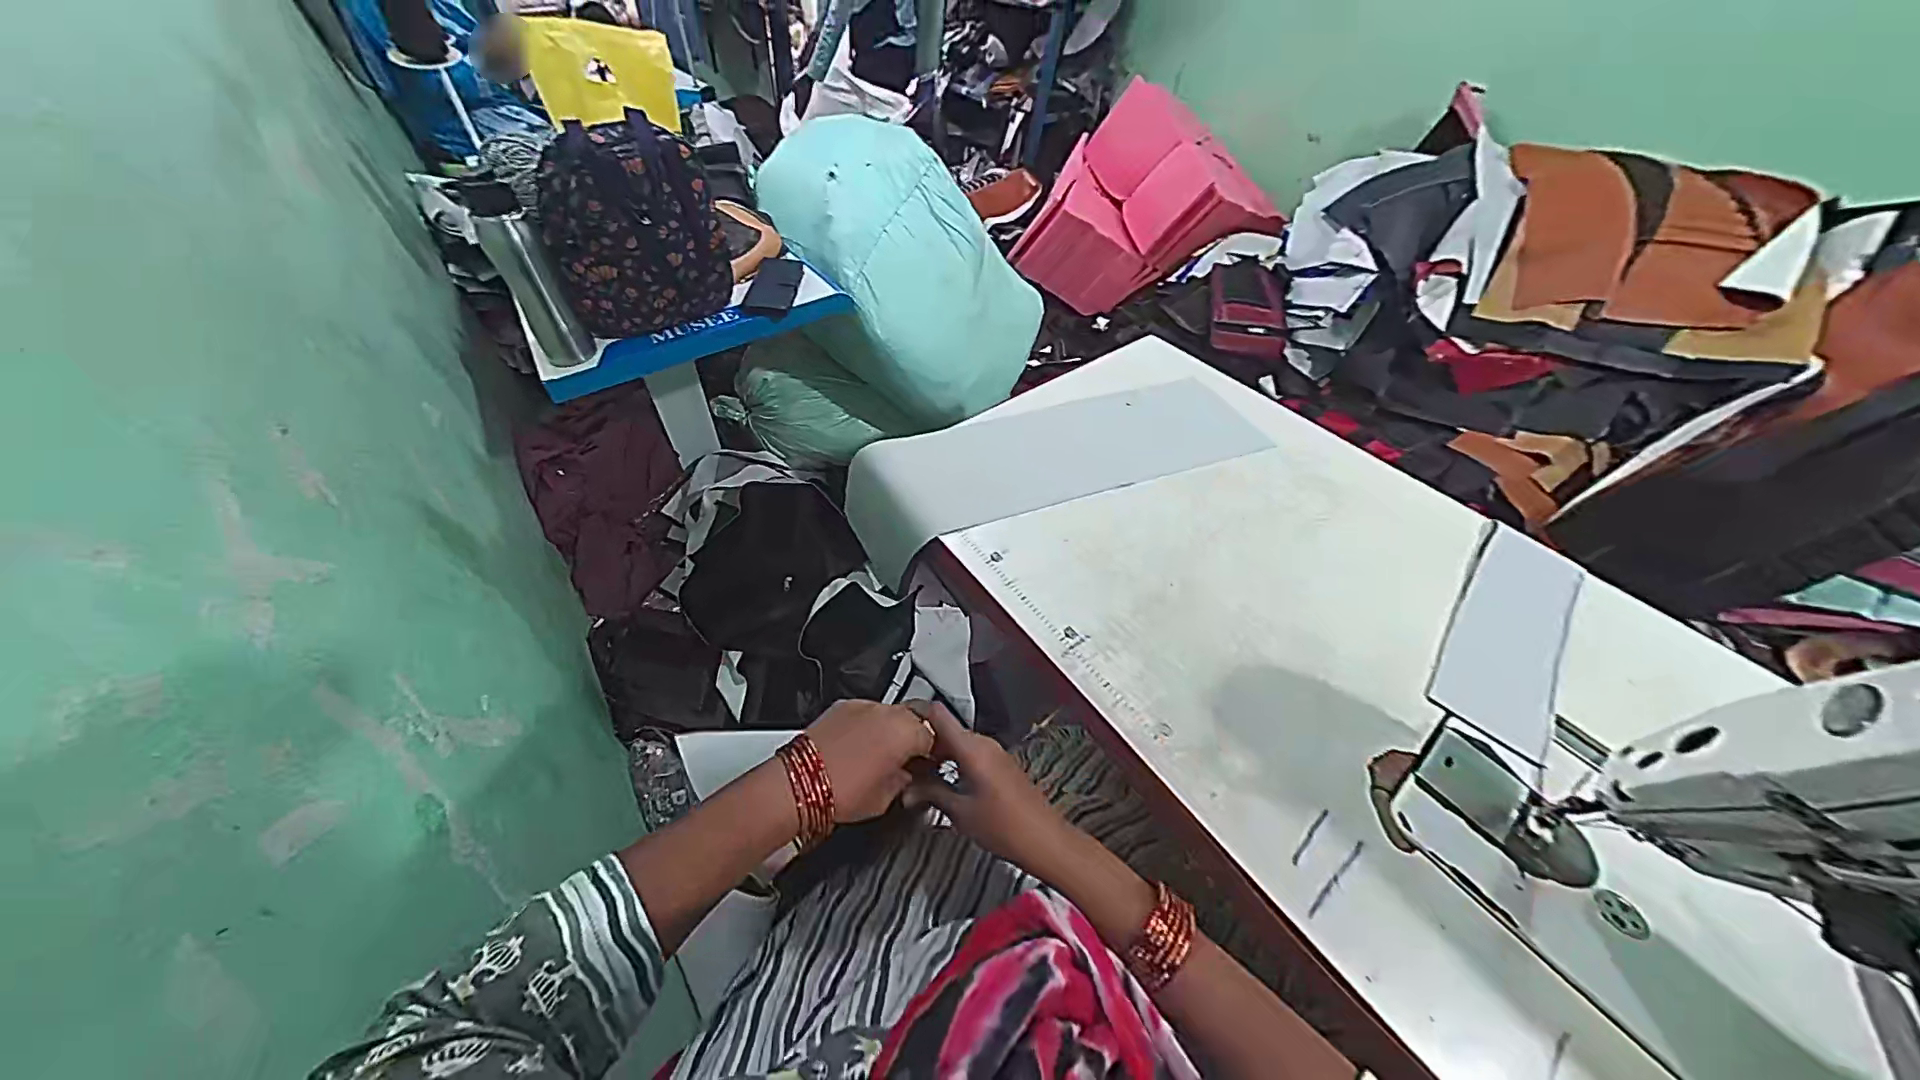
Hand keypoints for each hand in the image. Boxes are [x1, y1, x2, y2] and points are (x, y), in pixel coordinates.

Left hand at [805, 700, 937, 823]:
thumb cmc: (837, 792)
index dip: (935, 751)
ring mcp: (863, 706)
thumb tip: (906, 776)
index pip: (934, 735)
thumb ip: (905, 780)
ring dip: (893, 728)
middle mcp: (886, 713)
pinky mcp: (842, 707)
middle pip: (917, 716)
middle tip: (912, 755)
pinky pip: (866, 711)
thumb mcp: (886, 797)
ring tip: (883, 753)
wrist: (797, 785)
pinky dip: (869, 725)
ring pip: (891, 712)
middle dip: (917, 734)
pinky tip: (861, 746)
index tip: (931, 761)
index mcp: (905, 732)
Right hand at [902, 704, 1081, 880]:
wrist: (1044, 840)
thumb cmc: (1007, 827)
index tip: (898, 722)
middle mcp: (984, 744)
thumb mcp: (959, 812)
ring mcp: (994, 754)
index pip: (938, 713)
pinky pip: (971, 754)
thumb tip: (910, 789)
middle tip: (903, 759)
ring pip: (958, 743)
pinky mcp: (1000, 765)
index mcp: (972, 748)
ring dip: (939, 754)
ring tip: (919, 774)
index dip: (916, 712)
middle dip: (923, 743)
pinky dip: (954, 762)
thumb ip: (931, 794)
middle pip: (946, 729)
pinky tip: (945, 782)